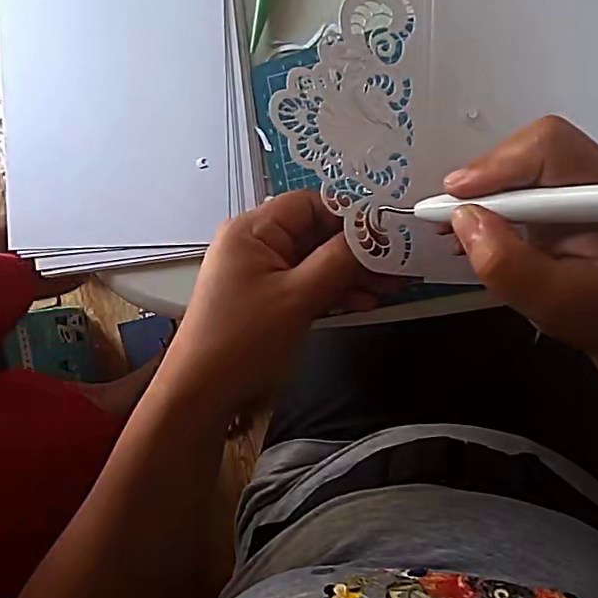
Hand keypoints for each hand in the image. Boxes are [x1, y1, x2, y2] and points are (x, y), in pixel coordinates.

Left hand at [163, 190, 384, 407]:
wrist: (201, 393)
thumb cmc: (243, 340)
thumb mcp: (298, 297)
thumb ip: (338, 261)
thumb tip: (372, 235)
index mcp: (253, 230)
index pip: (310, 204)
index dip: (349, 216)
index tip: (386, 236)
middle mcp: (254, 243)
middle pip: (315, 233)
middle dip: (356, 251)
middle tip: (395, 266)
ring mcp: (259, 271)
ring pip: (314, 261)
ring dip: (350, 274)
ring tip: (388, 289)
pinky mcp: (265, 297)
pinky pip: (305, 283)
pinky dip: (332, 291)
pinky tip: (362, 303)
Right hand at [445, 116, 597, 366]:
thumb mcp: (550, 302)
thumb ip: (507, 264)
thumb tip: (465, 220)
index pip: (550, 149)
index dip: (498, 166)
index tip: (457, 197)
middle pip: (529, 148)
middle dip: (484, 181)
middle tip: (449, 218)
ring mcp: (582, 178)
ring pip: (518, 160)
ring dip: (482, 192)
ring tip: (459, 229)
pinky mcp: (563, 187)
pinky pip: (518, 175)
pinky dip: (489, 198)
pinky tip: (476, 227)